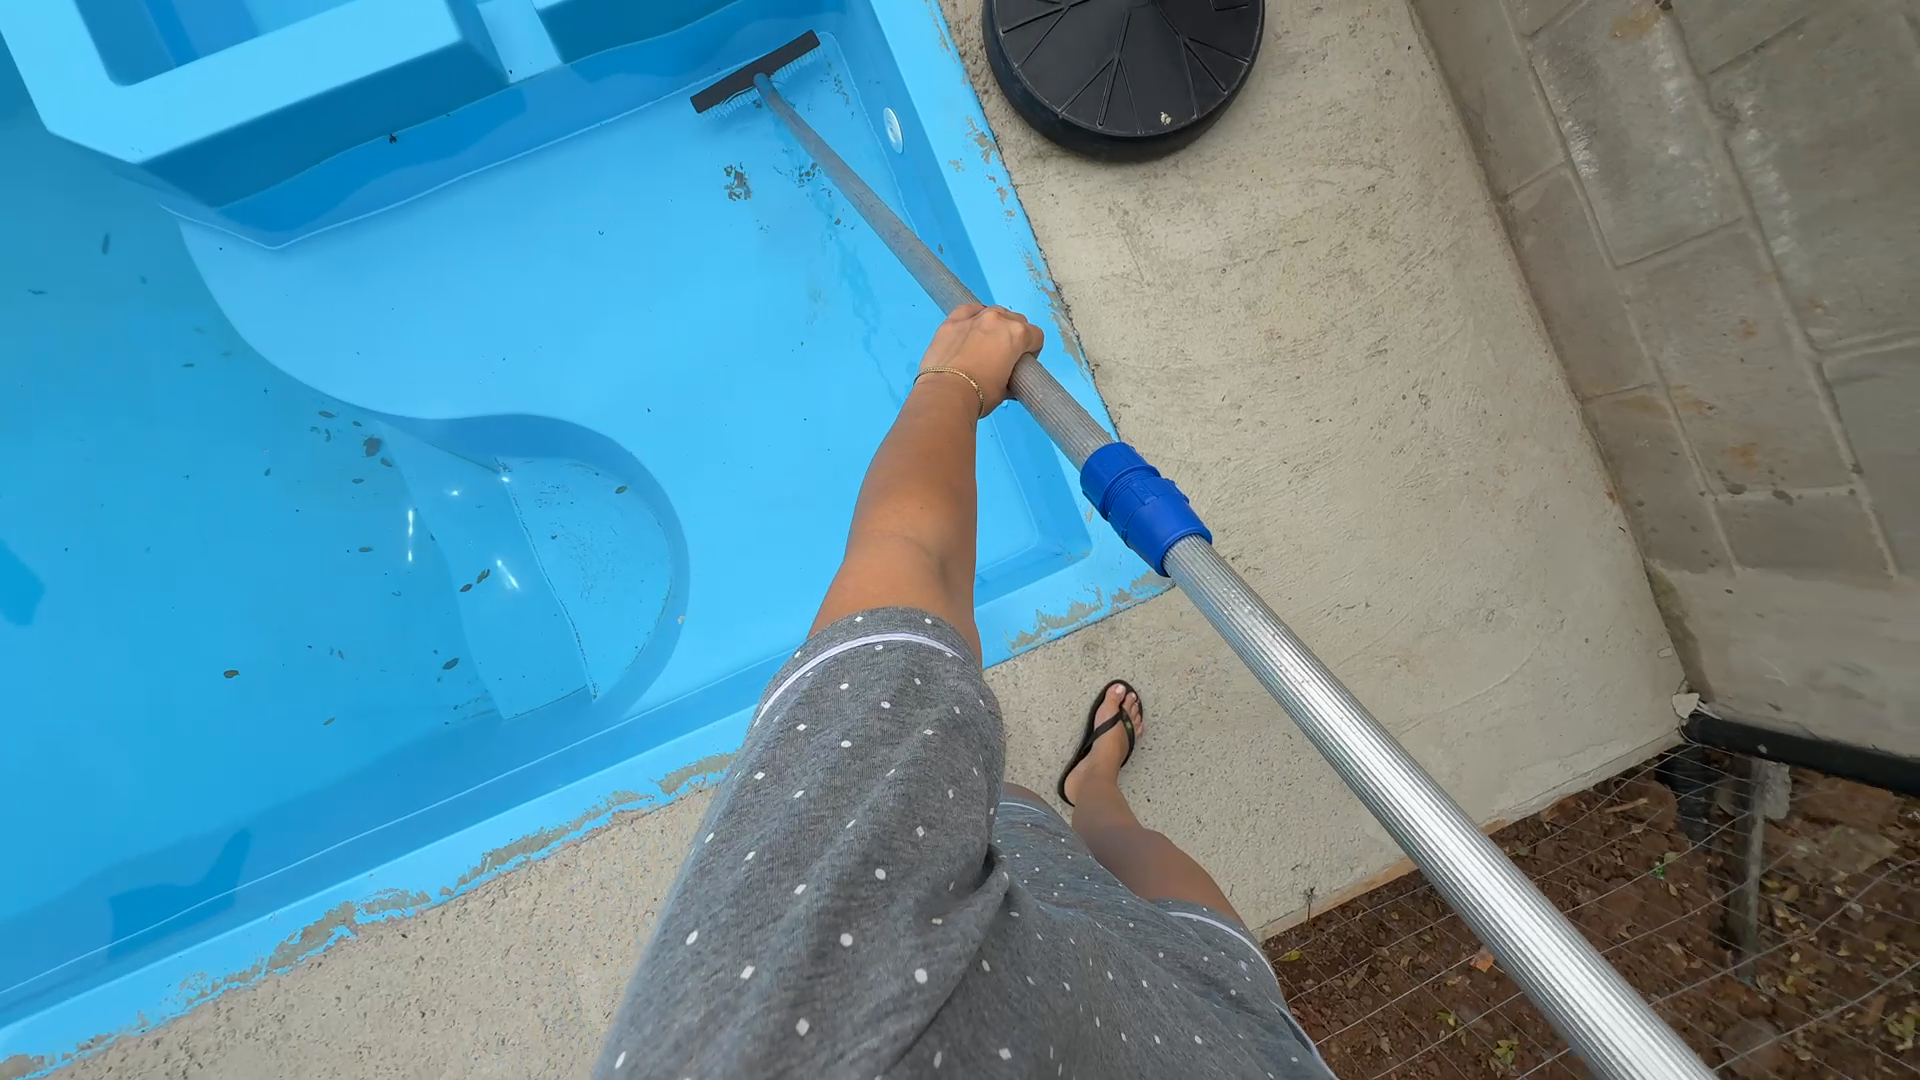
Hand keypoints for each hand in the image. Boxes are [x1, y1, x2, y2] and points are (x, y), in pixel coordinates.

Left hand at [916, 304, 1043, 414]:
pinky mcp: (951, 321)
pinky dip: (972, 319)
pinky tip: (969, 331)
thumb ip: (1011, 376)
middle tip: (1003, 357)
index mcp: (1017, 335)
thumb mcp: (1005, 390)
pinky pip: (967, 311)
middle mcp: (997, 319)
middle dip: (1013, 336)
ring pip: (993, 312)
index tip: (1022, 363)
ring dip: (993, 325)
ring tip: (984, 345)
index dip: (1031, 351)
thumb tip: (1008, 381)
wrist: (946, 395)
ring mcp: (973, 317)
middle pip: (1015, 320)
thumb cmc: (979, 395)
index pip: (1036, 336)